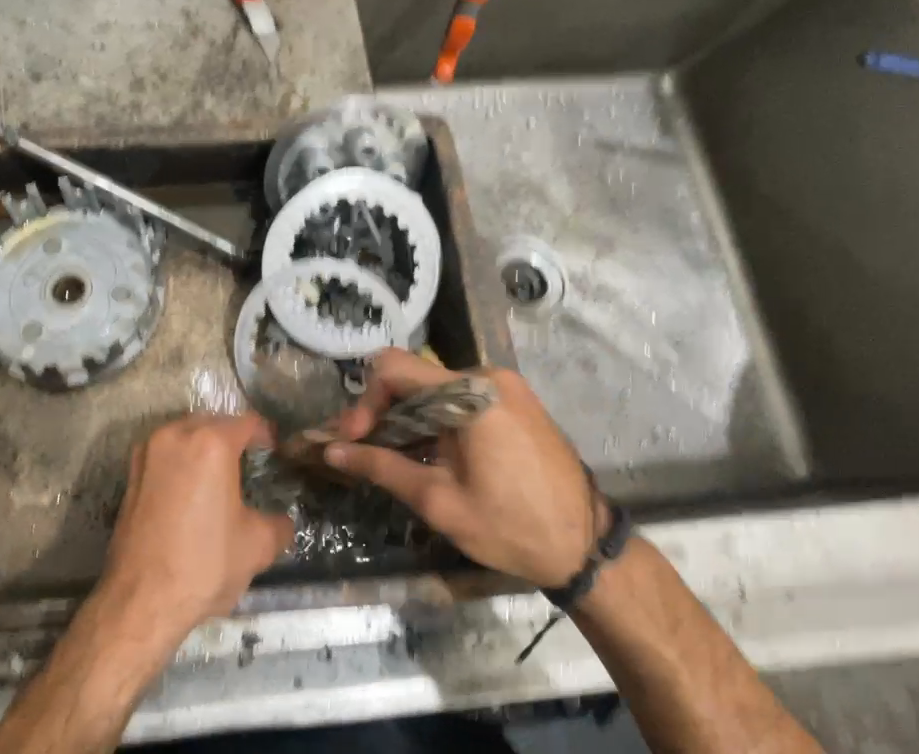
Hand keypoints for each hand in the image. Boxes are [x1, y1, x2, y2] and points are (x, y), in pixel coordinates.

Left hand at [96, 413, 294, 639]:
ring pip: (184, 434)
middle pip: (212, 422)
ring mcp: (147, 453)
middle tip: (250, 462)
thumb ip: (278, 523)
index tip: (275, 451)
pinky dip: (181, 462)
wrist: (142, 598)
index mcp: (211, 443)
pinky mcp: (130, 474)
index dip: (266, 434)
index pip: (247, 422)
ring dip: (203, 446)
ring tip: (220, 475)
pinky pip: (163, 454)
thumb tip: (281, 520)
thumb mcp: (258, 546)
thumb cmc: (205, 565)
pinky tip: (192, 490)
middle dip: (232, 436)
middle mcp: (175, 436)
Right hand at [322, 349, 603, 587]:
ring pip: (435, 389)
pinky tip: (424, 452)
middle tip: (360, 450)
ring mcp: (506, 388)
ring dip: (407, 418)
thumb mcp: (439, 501)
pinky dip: (434, 420)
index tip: (353, 439)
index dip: (364, 400)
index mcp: (471, 394)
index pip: (394, 368)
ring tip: (387, 455)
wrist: (588, 549)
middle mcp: (488, 378)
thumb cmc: (511, 528)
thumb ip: (381, 467)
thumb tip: (331, 450)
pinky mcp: (515, 403)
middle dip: (381, 412)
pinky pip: (460, 399)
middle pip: (414, 377)